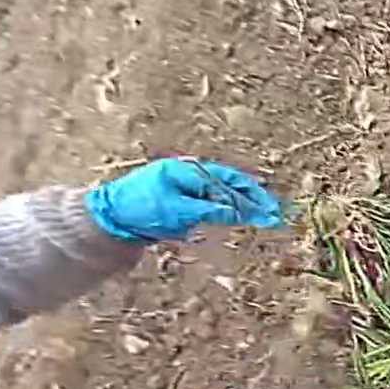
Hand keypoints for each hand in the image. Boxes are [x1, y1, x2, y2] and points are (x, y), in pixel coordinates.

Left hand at [85, 157, 283, 241]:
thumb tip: (245, 213)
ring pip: (228, 190)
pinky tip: (249, 214)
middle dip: (256, 198)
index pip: (228, 184)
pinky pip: (220, 198)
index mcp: (186, 170)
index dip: (251, 199)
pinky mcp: (190, 196)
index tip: (270, 213)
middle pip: (232, 183)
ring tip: (269, 215)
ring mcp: (190, 183)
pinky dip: (237, 206)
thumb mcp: (180, 211)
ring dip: (249, 202)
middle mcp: (190, 172)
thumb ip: (214, 210)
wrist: (113, 217)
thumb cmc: (143, 210)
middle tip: (276, 213)